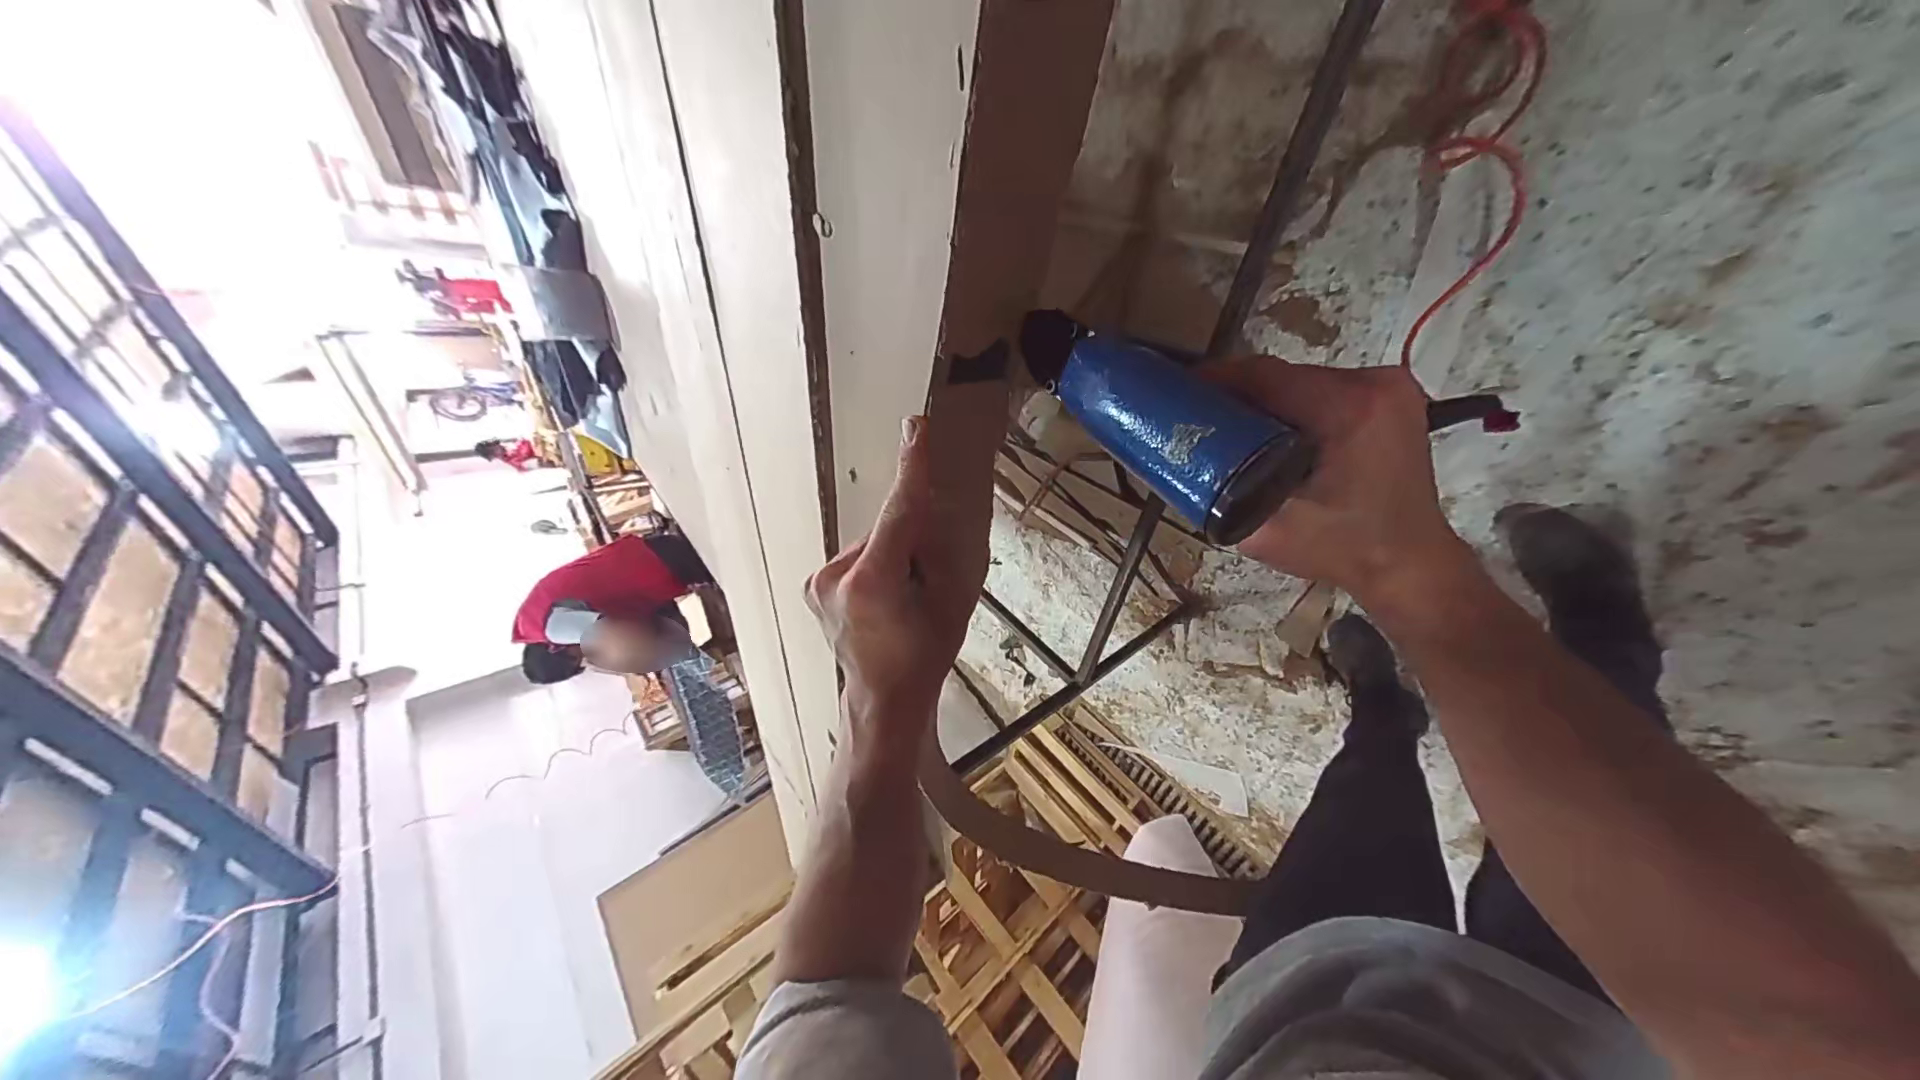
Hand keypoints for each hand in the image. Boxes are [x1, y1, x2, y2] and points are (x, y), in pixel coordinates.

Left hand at [805, 417, 972, 754]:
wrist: (885, 700)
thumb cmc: (922, 658)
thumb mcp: (951, 601)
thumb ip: (943, 548)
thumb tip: (934, 505)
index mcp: (872, 584)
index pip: (899, 513)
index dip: (912, 470)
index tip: (917, 430)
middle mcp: (835, 578)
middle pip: (886, 529)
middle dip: (912, 538)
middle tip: (926, 574)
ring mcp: (819, 583)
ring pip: (872, 543)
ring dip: (894, 553)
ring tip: (904, 593)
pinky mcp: (815, 584)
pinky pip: (858, 556)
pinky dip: (878, 563)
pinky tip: (886, 594)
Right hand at [1207, 358, 1473, 606]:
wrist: (1408, 564)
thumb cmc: (1341, 549)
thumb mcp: (1265, 529)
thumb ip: (1220, 492)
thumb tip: (1184, 461)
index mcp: (1349, 409)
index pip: (1266, 375)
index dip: (1216, 380)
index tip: (1177, 391)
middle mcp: (1376, 385)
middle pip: (1284, 375)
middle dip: (1237, 395)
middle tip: (1196, 417)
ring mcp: (1389, 388)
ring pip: (1302, 381)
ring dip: (1263, 402)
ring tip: (1226, 428)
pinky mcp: (1390, 400)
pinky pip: (1323, 392)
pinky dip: (1291, 408)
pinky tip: (1267, 433)